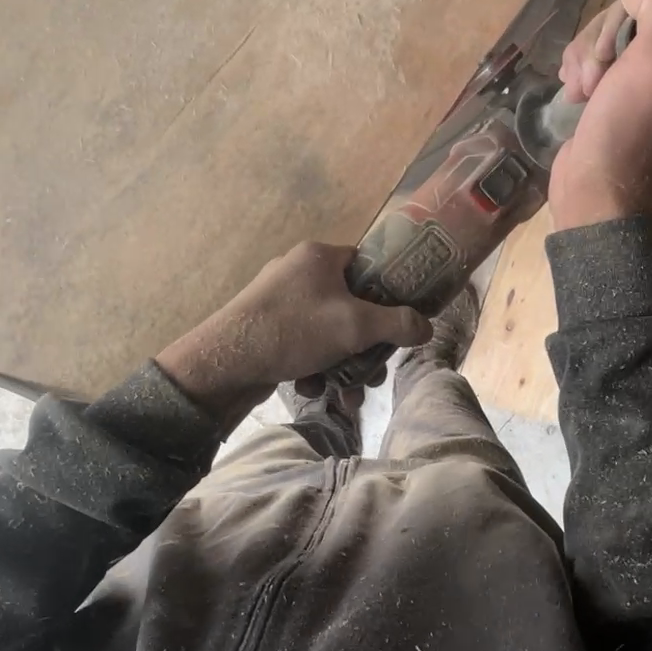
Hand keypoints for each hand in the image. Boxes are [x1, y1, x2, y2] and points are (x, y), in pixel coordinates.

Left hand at [156, 242, 430, 424]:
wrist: (225, 364)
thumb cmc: (295, 330)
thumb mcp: (357, 326)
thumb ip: (399, 324)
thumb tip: (427, 328)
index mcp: (320, 256)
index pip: (368, 264)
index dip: (390, 292)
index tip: (401, 320)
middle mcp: (299, 271)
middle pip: (353, 305)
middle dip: (367, 345)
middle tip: (374, 371)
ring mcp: (280, 301)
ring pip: (330, 331)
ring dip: (343, 365)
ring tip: (347, 394)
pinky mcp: (267, 328)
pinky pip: (306, 344)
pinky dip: (315, 367)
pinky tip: (313, 389)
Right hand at [550, 0, 651, 230]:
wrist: (595, 187)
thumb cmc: (632, 125)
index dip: (635, 18)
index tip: (614, 54)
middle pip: (641, 16)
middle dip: (607, 42)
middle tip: (595, 76)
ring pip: (614, 35)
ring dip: (589, 57)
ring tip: (582, 90)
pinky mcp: (621, 95)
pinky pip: (599, 58)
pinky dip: (582, 71)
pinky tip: (575, 93)